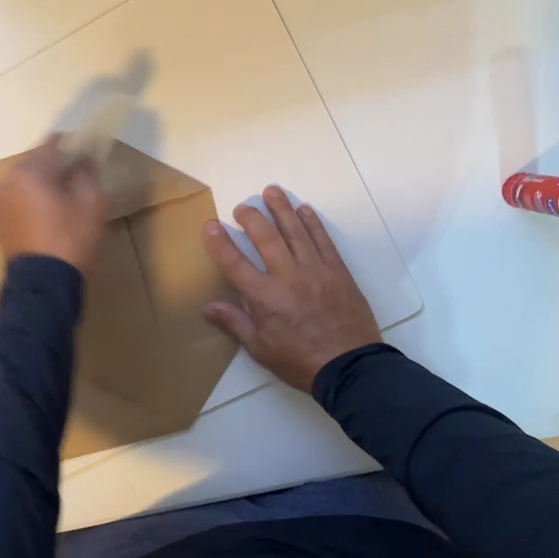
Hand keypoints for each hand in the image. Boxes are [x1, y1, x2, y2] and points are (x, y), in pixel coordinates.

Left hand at [0, 137, 108, 271]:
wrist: (43, 284)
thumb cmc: (70, 239)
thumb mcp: (91, 203)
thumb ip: (88, 173)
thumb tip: (84, 159)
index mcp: (28, 171)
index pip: (52, 144)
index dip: (72, 143)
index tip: (87, 147)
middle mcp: (7, 181)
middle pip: (35, 162)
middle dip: (56, 163)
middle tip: (78, 171)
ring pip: (25, 181)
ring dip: (43, 181)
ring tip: (65, 193)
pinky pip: (19, 199)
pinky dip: (33, 198)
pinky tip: (50, 210)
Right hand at [201, 187, 380, 392]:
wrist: (349, 366)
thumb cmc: (299, 361)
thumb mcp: (260, 348)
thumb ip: (235, 322)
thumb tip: (209, 306)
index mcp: (264, 298)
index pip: (235, 263)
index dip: (220, 243)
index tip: (210, 226)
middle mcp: (288, 277)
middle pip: (266, 237)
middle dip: (251, 217)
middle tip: (242, 207)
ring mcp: (315, 270)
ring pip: (295, 231)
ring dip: (282, 208)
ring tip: (271, 191)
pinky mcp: (338, 271)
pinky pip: (323, 240)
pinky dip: (313, 223)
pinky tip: (304, 210)